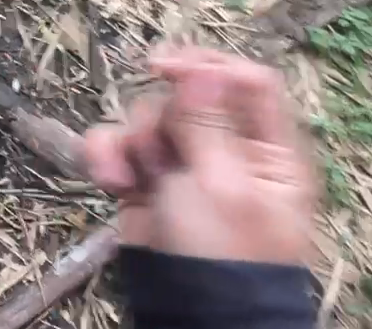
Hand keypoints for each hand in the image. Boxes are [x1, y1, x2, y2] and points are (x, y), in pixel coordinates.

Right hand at [84, 45, 315, 264]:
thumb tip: (205, 67)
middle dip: (158, 120)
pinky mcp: (146, 172)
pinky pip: (117, 142)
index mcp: (266, 149)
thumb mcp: (221, 184)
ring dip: (127, 144)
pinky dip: (106, 157)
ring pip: (145, 117)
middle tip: (158, 152)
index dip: (205, 66)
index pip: (245, 81)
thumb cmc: (222, 248)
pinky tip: (110, 181)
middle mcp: (226, 147)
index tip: (163, 69)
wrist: (188, 306)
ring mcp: (184, 160)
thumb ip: (208, 122)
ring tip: (127, 179)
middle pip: (183, 96)